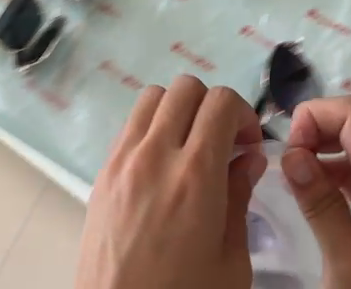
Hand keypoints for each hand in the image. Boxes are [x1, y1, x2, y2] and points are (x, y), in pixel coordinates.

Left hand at [77, 75, 267, 288]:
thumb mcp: (230, 262)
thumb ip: (239, 199)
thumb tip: (248, 158)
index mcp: (194, 176)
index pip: (221, 102)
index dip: (243, 113)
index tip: (249, 144)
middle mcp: (155, 154)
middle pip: (186, 87)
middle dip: (212, 106)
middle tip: (224, 142)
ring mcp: (122, 158)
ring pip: (153, 96)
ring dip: (178, 110)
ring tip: (191, 147)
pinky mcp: (102, 171)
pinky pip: (130, 124)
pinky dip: (152, 127)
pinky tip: (163, 165)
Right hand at [282, 95, 350, 288]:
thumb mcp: (344, 264)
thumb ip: (319, 203)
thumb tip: (292, 151)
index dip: (317, 116)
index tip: (289, 149)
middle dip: (318, 129)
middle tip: (289, 165)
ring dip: (323, 150)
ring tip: (296, 182)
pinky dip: (334, 171)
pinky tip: (315, 197)